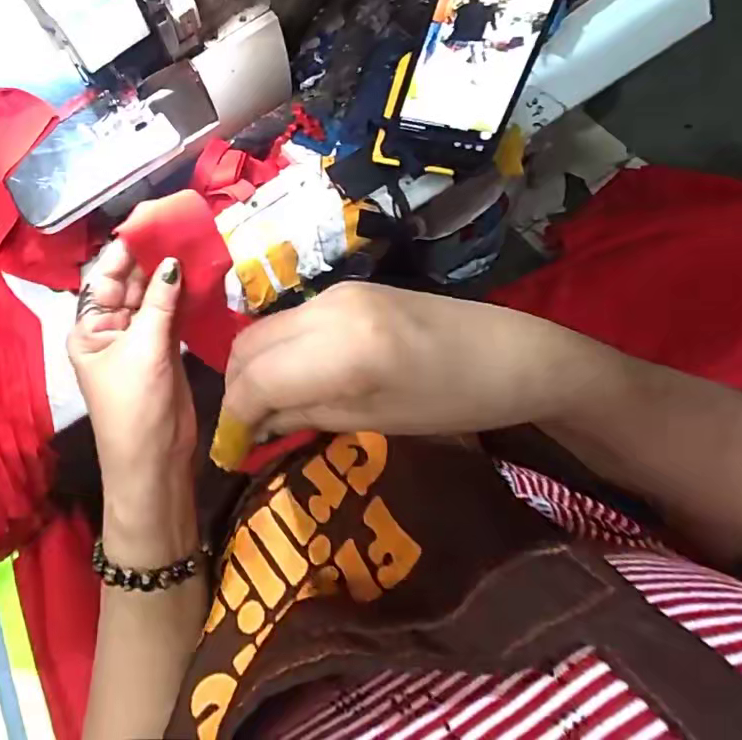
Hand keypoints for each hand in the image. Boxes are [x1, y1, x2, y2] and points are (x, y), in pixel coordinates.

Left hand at [67, 241, 198, 566]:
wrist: (156, 463)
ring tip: (190, 240)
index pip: (102, 278)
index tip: (147, 222)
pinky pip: (169, 312)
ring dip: (167, 273)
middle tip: (175, 224)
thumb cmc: (135, 407)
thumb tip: (170, 262)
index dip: (122, 250)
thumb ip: (158, 303)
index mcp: (89, 327)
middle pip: (127, 282)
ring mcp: (138, 337)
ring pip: (151, 295)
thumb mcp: (144, 351)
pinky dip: (182, 295)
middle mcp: (109, 328)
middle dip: (148, 256)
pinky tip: (197, 271)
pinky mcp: (163, 348)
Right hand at [212, 282, 622, 468]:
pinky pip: (285, 323)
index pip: (257, 381)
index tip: (227, 452)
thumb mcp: (375, 421)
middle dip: (233, 391)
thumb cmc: (455, 402)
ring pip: (260, 331)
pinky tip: (287, 380)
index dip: (233, 419)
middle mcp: (326, 310)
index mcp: (344, 350)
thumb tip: (252, 428)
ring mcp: (331, 294)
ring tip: (260, 410)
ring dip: (250, 371)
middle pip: (246, 347)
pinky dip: (273, 353)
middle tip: (240, 433)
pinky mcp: (339, 290)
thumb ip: (303, 417)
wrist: (513, 352)